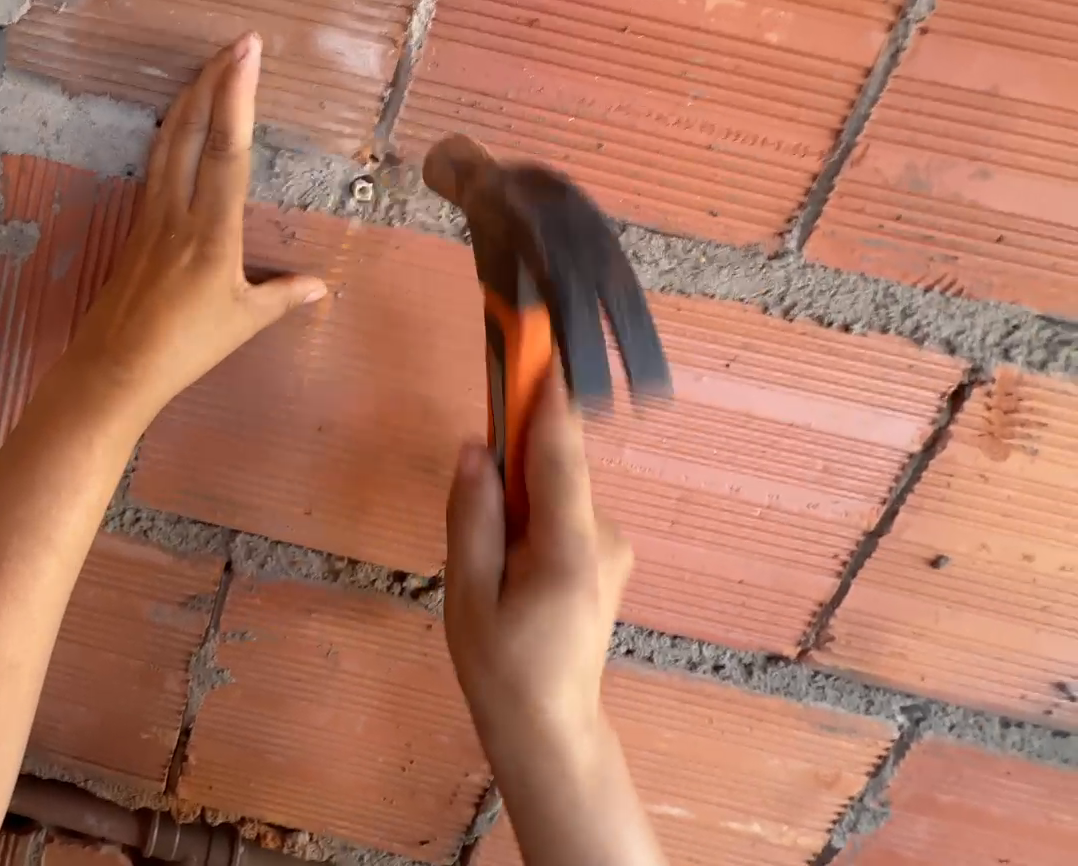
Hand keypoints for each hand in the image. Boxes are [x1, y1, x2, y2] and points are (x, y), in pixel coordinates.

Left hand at [51, 33, 326, 426]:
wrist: (117, 365)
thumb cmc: (186, 346)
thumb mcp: (243, 321)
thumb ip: (283, 296)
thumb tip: (320, 286)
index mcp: (212, 231)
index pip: (227, 150)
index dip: (237, 96)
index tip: (247, 52)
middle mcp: (178, 213)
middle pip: (192, 133)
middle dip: (213, 82)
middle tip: (235, 43)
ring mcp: (151, 217)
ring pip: (167, 146)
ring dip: (188, 102)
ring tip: (207, 69)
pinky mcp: (135, 228)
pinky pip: (154, 169)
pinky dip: (169, 136)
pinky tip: (174, 126)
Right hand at [443, 371, 631, 760]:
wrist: (549, 726)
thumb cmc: (500, 663)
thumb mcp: (468, 590)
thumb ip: (472, 516)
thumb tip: (473, 448)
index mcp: (570, 549)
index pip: (559, 456)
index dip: (547, 400)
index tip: (540, 351)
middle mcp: (604, 538)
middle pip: (553, 469)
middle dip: (508, 461)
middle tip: (470, 496)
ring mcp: (610, 546)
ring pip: (551, 490)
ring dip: (513, 495)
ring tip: (486, 558)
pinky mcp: (602, 553)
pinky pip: (556, 509)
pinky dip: (525, 512)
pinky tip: (504, 562)